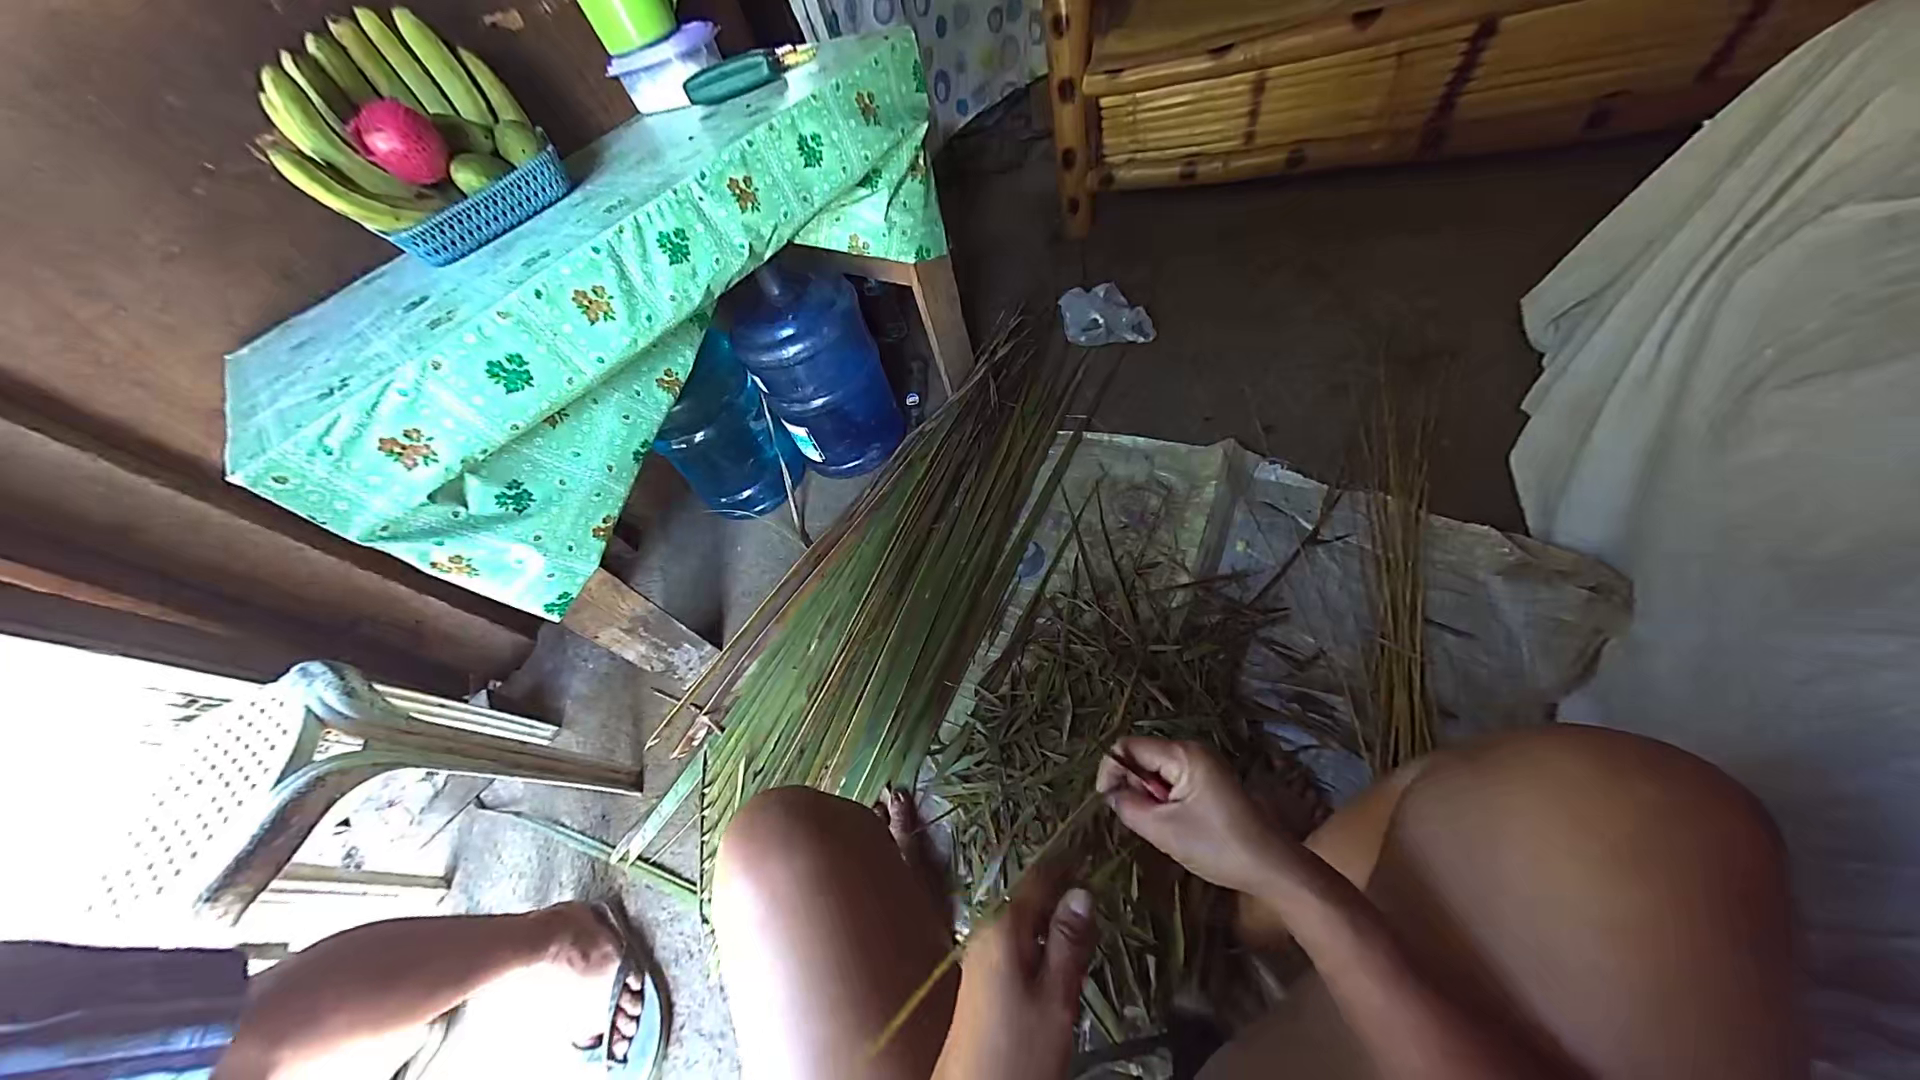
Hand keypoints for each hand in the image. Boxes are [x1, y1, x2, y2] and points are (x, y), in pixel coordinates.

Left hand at [930, 860, 1095, 1079]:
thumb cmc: (1018, 1051)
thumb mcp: (1055, 999)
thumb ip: (1068, 943)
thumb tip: (1082, 891)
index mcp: (1002, 927)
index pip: (1037, 878)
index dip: (1066, 863)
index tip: (1095, 851)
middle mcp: (987, 930)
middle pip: (1030, 898)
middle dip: (1062, 890)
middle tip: (1100, 881)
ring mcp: (983, 953)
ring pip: (1026, 921)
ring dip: (1054, 916)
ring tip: (1089, 913)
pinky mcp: (985, 977)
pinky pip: (1018, 942)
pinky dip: (1042, 939)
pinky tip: (1063, 952)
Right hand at [1097, 737, 1288, 893]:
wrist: (1272, 868)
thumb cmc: (1218, 847)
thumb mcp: (1163, 830)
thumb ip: (1128, 806)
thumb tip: (1110, 793)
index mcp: (1183, 754)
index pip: (1129, 746)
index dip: (1111, 769)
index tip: (1107, 799)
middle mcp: (1193, 750)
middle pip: (1142, 755)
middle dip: (1132, 784)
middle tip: (1138, 817)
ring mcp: (1203, 763)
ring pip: (1156, 769)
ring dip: (1148, 794)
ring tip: (1159, 824)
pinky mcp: (1209, 779)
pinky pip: (1172, 779)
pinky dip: (1164, 798)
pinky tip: (1173, 823)